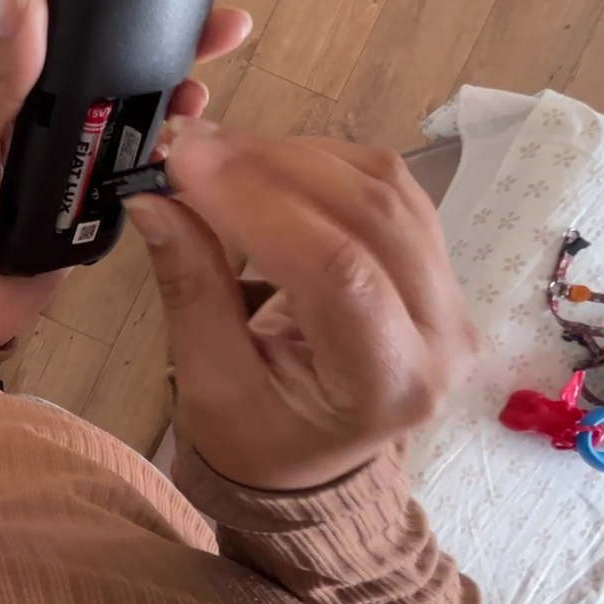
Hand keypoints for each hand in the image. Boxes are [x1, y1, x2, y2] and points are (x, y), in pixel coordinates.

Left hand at [0, 0, 251, 346]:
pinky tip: (194, 144)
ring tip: (208, 80)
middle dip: (171, 42)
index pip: (72, 36)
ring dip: (177, 97)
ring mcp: (76, 169)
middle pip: (119, 72)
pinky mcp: (96, 213)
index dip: (118, 2)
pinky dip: (170, 162)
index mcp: (11, 98)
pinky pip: (141, 181)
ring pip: (138, 122)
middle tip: (225, 20)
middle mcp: (49, 125)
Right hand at [125, 121, 477, 491]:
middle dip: (268, 164)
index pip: (335, 270)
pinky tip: (256, 166)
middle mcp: (441, 333)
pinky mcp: (435, 266)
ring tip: (212, 151)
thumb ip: (189, 287)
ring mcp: (450, 294)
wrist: (304, 460)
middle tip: (186, 144)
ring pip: (385, 187)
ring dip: (290, 154)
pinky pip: (384, 190)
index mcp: (386, 382)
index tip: (182, 161)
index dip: (255, 202)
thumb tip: (153, 200)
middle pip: (370, 212)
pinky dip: (312, 163)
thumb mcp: (206, 378)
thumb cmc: (250, 436)